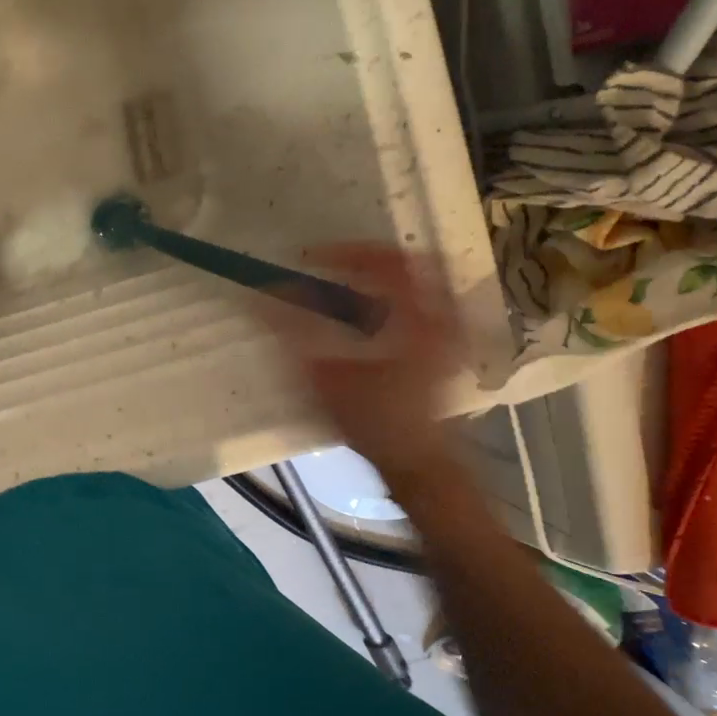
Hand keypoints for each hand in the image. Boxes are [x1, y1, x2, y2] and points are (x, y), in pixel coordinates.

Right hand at [261, 244, 462, 475]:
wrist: (415, 462)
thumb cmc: (370, 421)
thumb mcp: (322, 375)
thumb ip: (293, 330)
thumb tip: (265, 293)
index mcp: (415, 320)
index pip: (385, 263)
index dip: (344, 253)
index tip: (309, 259)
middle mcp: (442, 318)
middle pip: (413, 263)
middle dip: (369, 257)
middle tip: (333, 263)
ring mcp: (451, 332)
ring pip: (423, 281)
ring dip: (384, 276)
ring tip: (348, 282)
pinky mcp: (448, 347)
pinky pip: (427, 302)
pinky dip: (397, 296)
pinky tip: (371, 313)